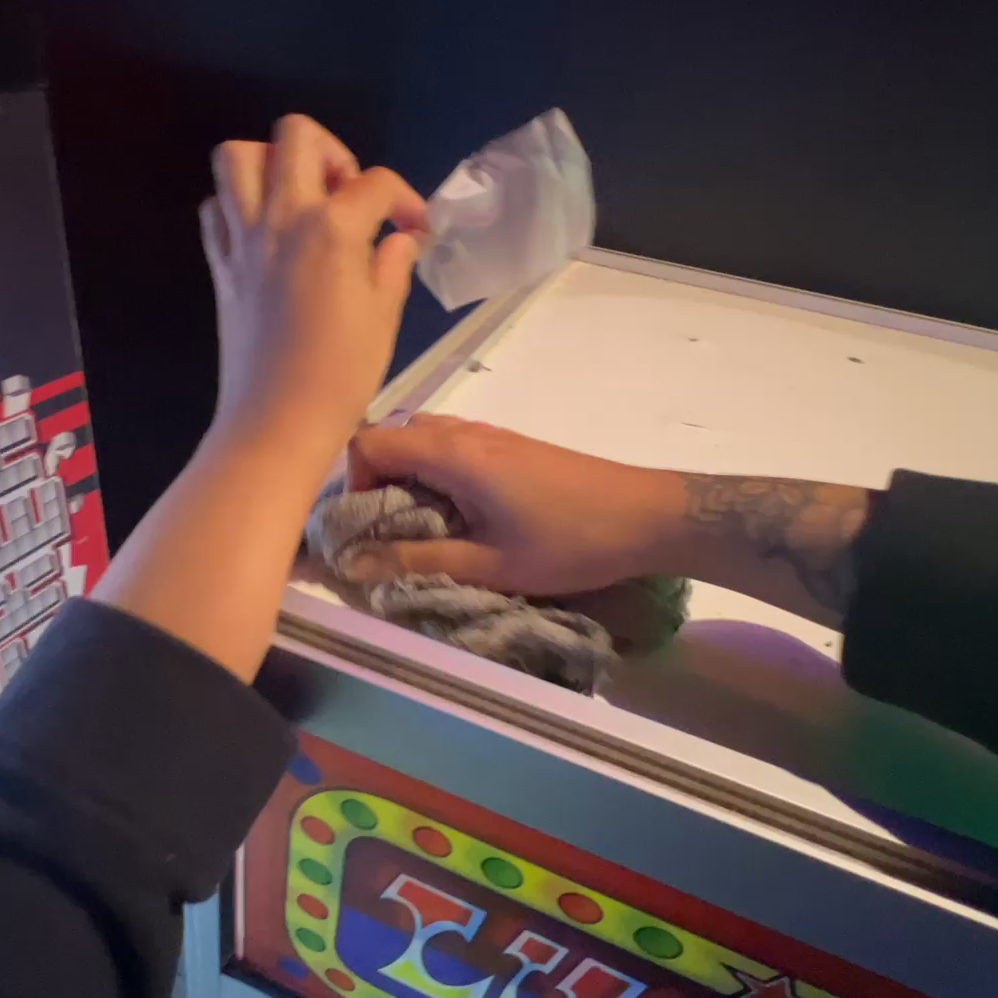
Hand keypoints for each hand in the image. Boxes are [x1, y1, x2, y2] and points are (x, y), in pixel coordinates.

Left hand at [200, 116, 426, 455]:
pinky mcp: (219, 263)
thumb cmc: (341, 375)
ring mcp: (242, 238)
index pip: (376, 183)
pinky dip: (238, 204)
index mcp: (332, 230)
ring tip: (299, 202)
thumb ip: (392, 265)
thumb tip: (401, 237)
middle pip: (297, 136)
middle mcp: (282, 217)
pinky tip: (266, 234)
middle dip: (333, 153)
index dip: (405, 198)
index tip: (414, 226)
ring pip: (238, 155)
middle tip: (348, 198)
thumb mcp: (384, 318)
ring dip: (273, 164)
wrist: (277, 421)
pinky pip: (216, 207)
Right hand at [342, 415, 677, 594]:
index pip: (370, 441)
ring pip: (423, 438)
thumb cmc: (568, 542)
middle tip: (392, 529)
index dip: (354, 481)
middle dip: (376, 479)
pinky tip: (462, 512)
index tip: (369, 525)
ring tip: (425, 523)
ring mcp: (491, 434)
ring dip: (408, 475)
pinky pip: (451, 444)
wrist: (646, 515)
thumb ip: (417, 560)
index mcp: (453, 454)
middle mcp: (465, 432)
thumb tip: (352, 564)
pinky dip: (435, 471)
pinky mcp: (510, 444)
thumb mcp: (489, 563)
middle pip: (393, 434)